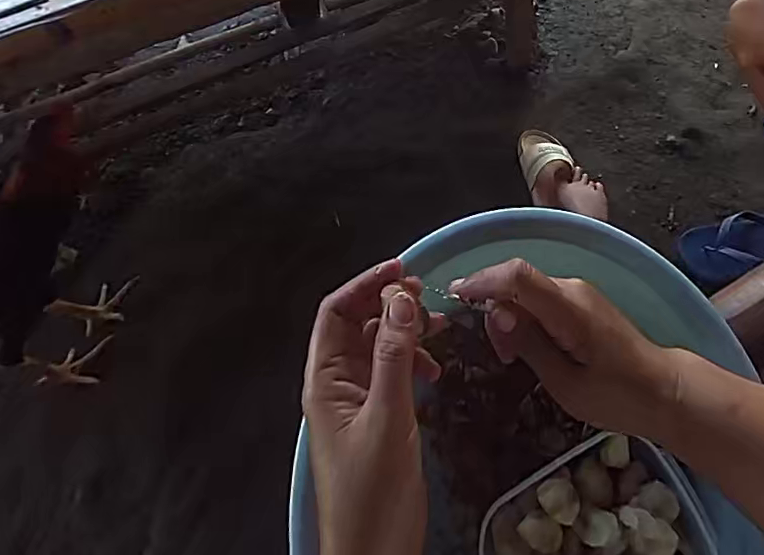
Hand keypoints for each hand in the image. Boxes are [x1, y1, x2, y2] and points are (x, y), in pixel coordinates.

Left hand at [304, 259, 441, 554]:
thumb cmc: (372, 494)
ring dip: (406, 329)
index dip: (364, 284)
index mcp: (326, 379)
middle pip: (359, 323)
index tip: (400, 268)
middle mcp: (338, 382)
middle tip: (425, 295)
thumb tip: (400, 296)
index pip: (336, 312)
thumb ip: (393, 355)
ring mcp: (358, 399)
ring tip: (438, 327)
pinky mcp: (379, 415)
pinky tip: (434, 370)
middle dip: (389, 303)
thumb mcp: (387, 418)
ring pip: (380, 344)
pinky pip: (393, 370)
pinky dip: (414, 360)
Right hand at [450, 259, 683, 443]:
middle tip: (498, 352)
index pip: (518, 276)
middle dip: (494, 307)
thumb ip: (529, 344)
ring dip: (509, 313)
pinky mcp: (579, 298)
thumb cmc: (618, 397)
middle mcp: (572, 288)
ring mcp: (577, 290)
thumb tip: (496, 312)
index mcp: (569, 308)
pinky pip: (539, 296)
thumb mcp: (567, 385)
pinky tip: (526, 344)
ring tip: (512, 355)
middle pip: (517, 280)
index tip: (456, 296)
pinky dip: (524, 314)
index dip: (483, 280)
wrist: (664, 390)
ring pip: (526, 288)